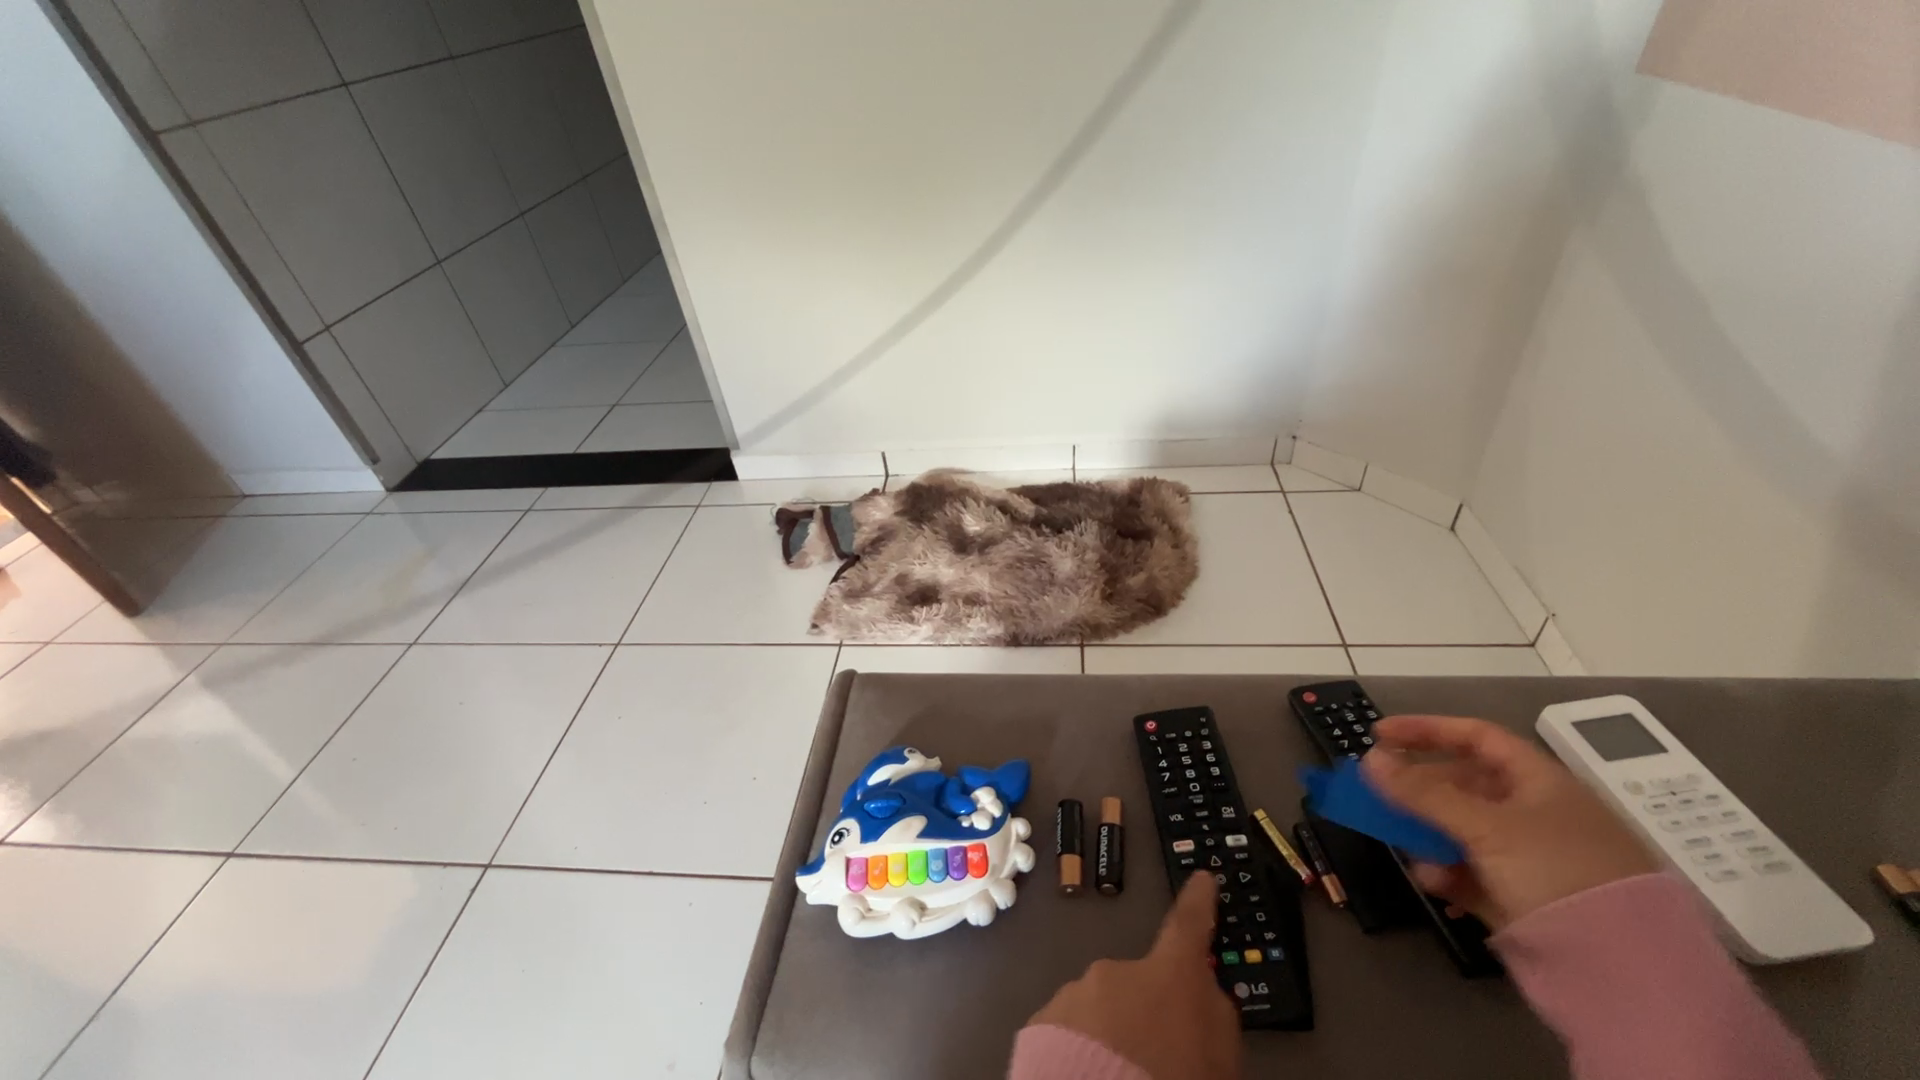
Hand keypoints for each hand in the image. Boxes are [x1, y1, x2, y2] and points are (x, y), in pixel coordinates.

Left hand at [1029, 871, 1239, 1079]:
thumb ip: (1213, 1016)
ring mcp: (1077, 992)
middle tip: (1152, 1057)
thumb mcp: (1220, 1056)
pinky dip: (1078, 1051)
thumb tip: (1201, 995)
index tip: (1200, 879)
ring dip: (1109, 1034)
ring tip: (1117, 1075)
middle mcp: (1119, 972)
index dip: (1198, 901)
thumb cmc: (1173, 1079)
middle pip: (1139, 986)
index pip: (1189, 926)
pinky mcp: (1044, 1020)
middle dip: (1144, 1014)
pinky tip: (1086, 1076)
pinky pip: (1068, 1031)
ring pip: (1099, 1009)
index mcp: (1169, 976)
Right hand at [1362, 714, 1657, 929]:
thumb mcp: (1484, 826)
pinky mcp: (1524, 895)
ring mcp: (1531, 855)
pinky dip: (1450, 873)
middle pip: (1463, 785)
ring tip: (1414, 855)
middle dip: (1419, 792)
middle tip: (1379, 799)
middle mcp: (1536, 811)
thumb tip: (1370, 759)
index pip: (1475, 737)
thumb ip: (1422, 793)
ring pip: (1462, 831)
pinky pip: (1473, 871)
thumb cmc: (1554, 870)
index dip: (1426, 730)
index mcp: (1539, 781)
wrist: (1620, 963)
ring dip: (1430, 838)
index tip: (1378, 734)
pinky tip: (1437, 884)